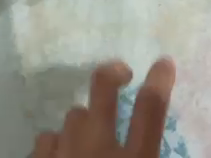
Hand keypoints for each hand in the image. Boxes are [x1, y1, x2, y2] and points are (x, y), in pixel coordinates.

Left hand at [30, 58, 174, 157]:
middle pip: (102, 87)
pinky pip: (47, 140)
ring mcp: (63, 149)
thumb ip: (145, 153)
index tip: (164, 62)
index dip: (159, 80)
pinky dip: (56, 146)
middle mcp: (97, 147)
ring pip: (74, 115)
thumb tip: (147, 140)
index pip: (150, 109)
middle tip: (121, 70)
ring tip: (87, 139)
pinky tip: (59, 155)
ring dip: (82, 124)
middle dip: (112, 72)